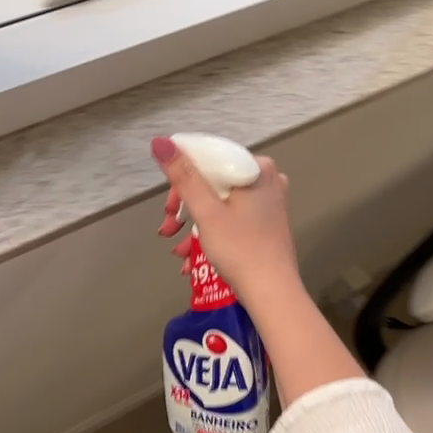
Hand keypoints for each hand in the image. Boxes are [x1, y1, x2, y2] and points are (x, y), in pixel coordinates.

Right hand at [153, 135, 299, 306]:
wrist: (271, 291)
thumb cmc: (239, 248)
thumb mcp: (206, 212)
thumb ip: (183, 177)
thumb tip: (160, 141)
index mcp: (256, 168)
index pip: (209, 159)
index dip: (181, 181)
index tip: (168, 208)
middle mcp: (266, 179)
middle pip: (212, 183)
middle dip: (185, 208)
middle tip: (168, 229)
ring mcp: (268, 202)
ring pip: (219, 204)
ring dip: (193, 226)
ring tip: (178, 251)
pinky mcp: (265, 223)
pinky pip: (230, 218)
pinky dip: (210, 233)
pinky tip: (193, 257)